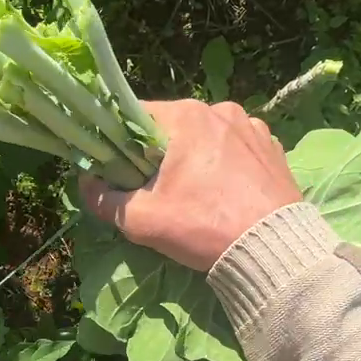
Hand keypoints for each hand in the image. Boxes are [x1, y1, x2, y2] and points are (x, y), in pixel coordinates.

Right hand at [79, 100, 304, 272]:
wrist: (272, 251)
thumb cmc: (202, 226)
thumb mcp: (141, 219)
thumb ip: (104, 199)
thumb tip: (87, 184)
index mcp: (186, 117)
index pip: (136, 116)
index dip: (119, 142)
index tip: (116, 169)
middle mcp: (221, 110)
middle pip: (172, 127)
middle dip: (157, 154)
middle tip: (151, 189)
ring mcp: (253, 127)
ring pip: (204, 137)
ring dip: (191, 159)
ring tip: (191, 195)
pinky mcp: (273, 148)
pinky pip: (234, 149)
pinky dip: (221, 165)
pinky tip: (221, 194)